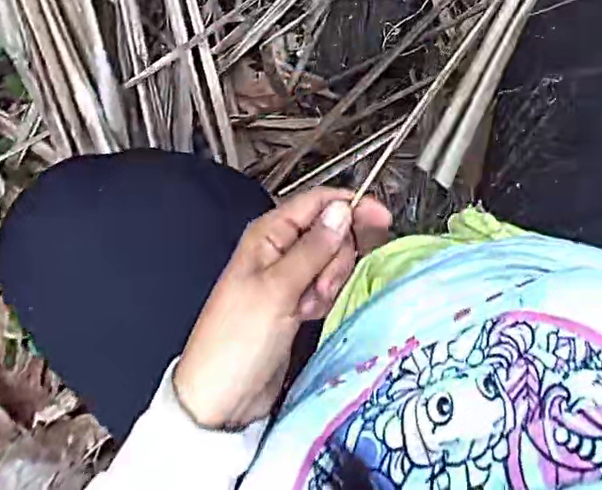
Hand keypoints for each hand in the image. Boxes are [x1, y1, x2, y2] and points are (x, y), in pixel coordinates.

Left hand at [172, 188, 391, 429]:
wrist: (221, 399)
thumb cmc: (237, 339)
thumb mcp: (278, 289)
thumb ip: (314, 247)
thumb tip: (341, 209)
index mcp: (269, 232)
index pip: (318, 202)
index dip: (351, 205)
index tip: (380, 217)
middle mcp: (280, 247)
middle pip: (330, 230)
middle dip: (336, 255)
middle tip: (323, 284)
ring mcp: (289, 275)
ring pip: (331, 259)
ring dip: (330, 280)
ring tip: (309, 304)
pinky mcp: (296, 300)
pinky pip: (326, 284)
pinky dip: (325, 297)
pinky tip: (309, 313)